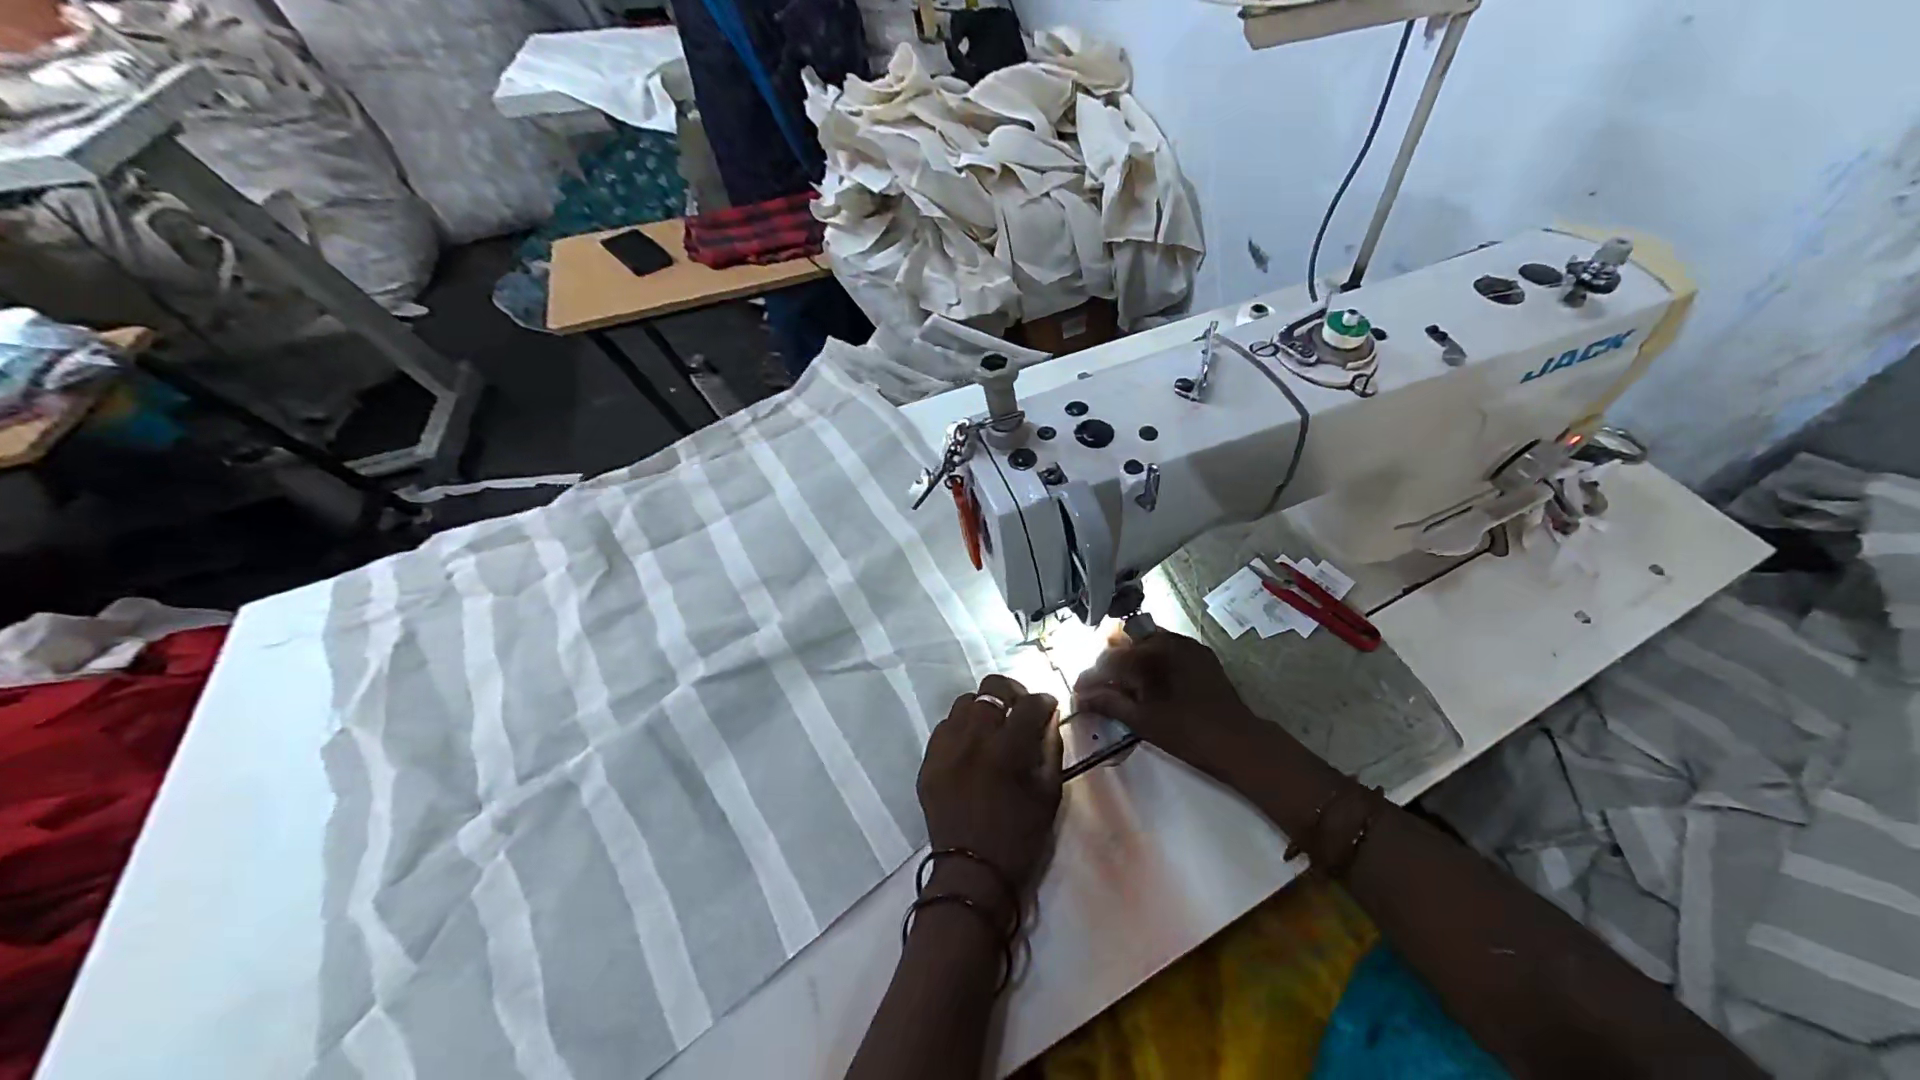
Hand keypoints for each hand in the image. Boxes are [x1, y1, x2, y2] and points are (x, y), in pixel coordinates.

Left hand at [918, 675, 1063, 907]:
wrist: (971, 874)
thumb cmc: (1020, 839)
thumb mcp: (1049, 794)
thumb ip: (1050, 748)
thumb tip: (1048, 717)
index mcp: (1007, 750)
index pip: (1029, 704)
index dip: (1043, 701)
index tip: (1048, 707)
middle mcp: (972, 740)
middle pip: (991, 689)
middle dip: (1012, 694)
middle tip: (1021, 709)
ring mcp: (944, 749)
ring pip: (964, 704)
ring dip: (984, 709)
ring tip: (993, 728)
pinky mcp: (928, 762)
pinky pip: (944, 728)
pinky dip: (960, 729)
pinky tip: (971, 747)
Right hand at [1071, 629, 1260, 771]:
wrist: (1237, 740)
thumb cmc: (1185, 734)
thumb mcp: (1141, 721)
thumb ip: (1108, 703)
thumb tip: (1080, 697)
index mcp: (1146, 657)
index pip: (1106, 661)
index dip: (1089, 678)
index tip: (1080, 693)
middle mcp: (1163, 640)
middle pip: (1122, 639)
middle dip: (1106, 660)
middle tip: (1099, 684)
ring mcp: (1183, 643)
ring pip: (1143, 637)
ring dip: (1128, 654)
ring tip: (1123, 680)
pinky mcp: (1198, 651)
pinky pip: (1164, 643)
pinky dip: (1150, 656)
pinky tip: (1149, 678)